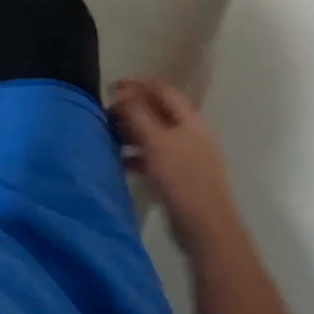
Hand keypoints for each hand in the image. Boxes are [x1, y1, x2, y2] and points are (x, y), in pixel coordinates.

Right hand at [110, 78, 232, 248]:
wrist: (206, 228)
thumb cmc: (181, 178)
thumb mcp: (155, 142)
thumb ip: (137, 114)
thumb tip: (123, 94)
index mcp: (189, 120)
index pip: (162, 90)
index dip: (138, 85)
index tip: (112, 87)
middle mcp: (190, 134)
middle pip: (158, 112)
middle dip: (132, 110)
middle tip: (107, 114)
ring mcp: (187, 156)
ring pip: (155, 135)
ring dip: (132, 132)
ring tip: (109, 136)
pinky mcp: (180, 177)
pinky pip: (155, 157)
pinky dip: (138, 155)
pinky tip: (122, 161)